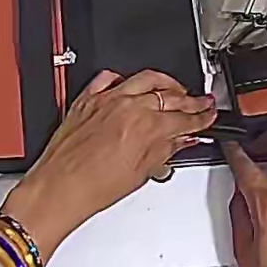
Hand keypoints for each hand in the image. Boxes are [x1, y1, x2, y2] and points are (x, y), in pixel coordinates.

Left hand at [3, 70, 214, 260]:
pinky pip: (110, 77)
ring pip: (146, 78)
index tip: (209, 115)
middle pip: (171, 95)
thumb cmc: (92, 188)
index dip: (202, 117)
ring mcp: (108, 99)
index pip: (186, 118)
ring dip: (166, 82)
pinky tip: (131, 85)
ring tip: (175, 88)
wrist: (57, 189)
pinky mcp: (88, 98)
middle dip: (191, 100)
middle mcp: (129, 106)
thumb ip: (166, 149)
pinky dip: (124, 79)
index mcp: (147, 126)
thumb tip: (180, 140)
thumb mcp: (141, 174)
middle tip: (201, 103)